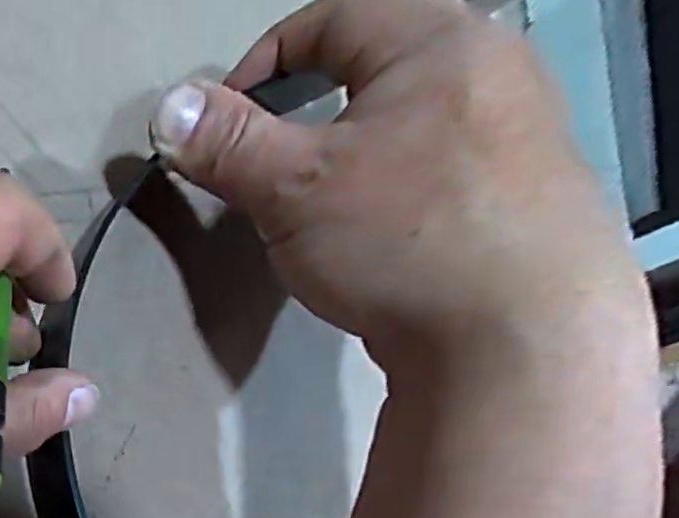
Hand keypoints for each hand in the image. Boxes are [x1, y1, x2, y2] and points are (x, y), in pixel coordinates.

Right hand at [148, 0, 651, 375]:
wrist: (511, 325)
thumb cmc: (398, 236)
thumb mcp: (293, 187)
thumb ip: (228, 143)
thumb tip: (167, 107)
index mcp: (437, 42)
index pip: (334, 16)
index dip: (261, 59)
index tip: (219, 121)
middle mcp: (485, 66)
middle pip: (368, 61)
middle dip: (297, 105)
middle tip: (254, 160)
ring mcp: (506, 125)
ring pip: (396, 112)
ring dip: (335, 143)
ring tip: (301, 197)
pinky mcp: (505, 183)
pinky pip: (422, 155)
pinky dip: (374, 175)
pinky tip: (359, 226)